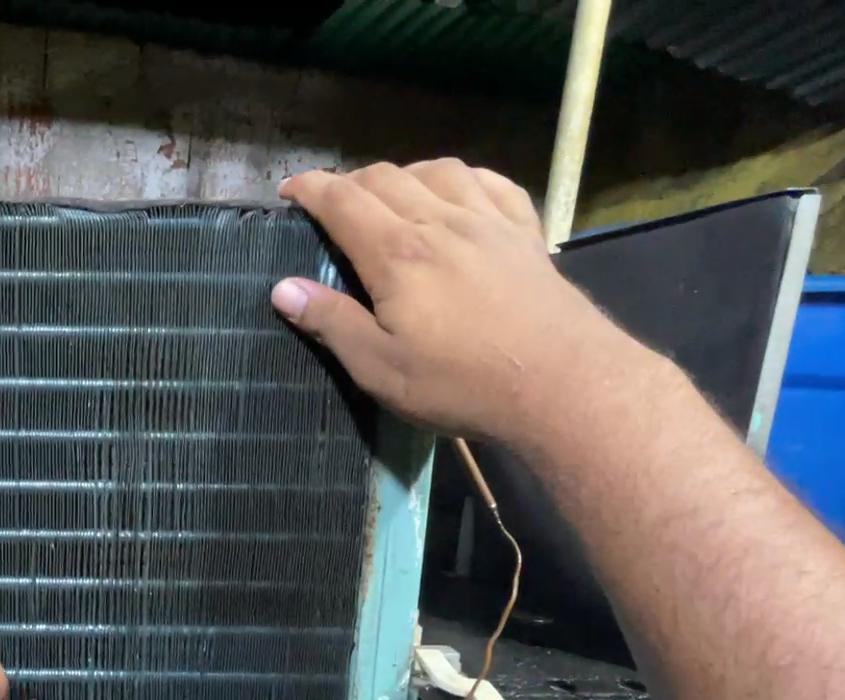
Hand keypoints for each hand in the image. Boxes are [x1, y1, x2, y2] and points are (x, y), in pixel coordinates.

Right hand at [272, 159, 652, 447]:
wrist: (560, 385)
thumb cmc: (458, 382)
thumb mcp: (378, 367)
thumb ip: (331, 322)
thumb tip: (283, 289)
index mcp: (398, 254)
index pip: (343, 202)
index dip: (310, 189)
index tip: (288, 189)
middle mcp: (441, 222)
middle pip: (386, 178)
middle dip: (349, 182)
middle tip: (330, 203)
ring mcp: (489, 223)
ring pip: (439, 170)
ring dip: (403, 173)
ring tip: (388, 193)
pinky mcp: (526, 235)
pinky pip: (491, 183)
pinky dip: (461, 177)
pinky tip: (456, 190)